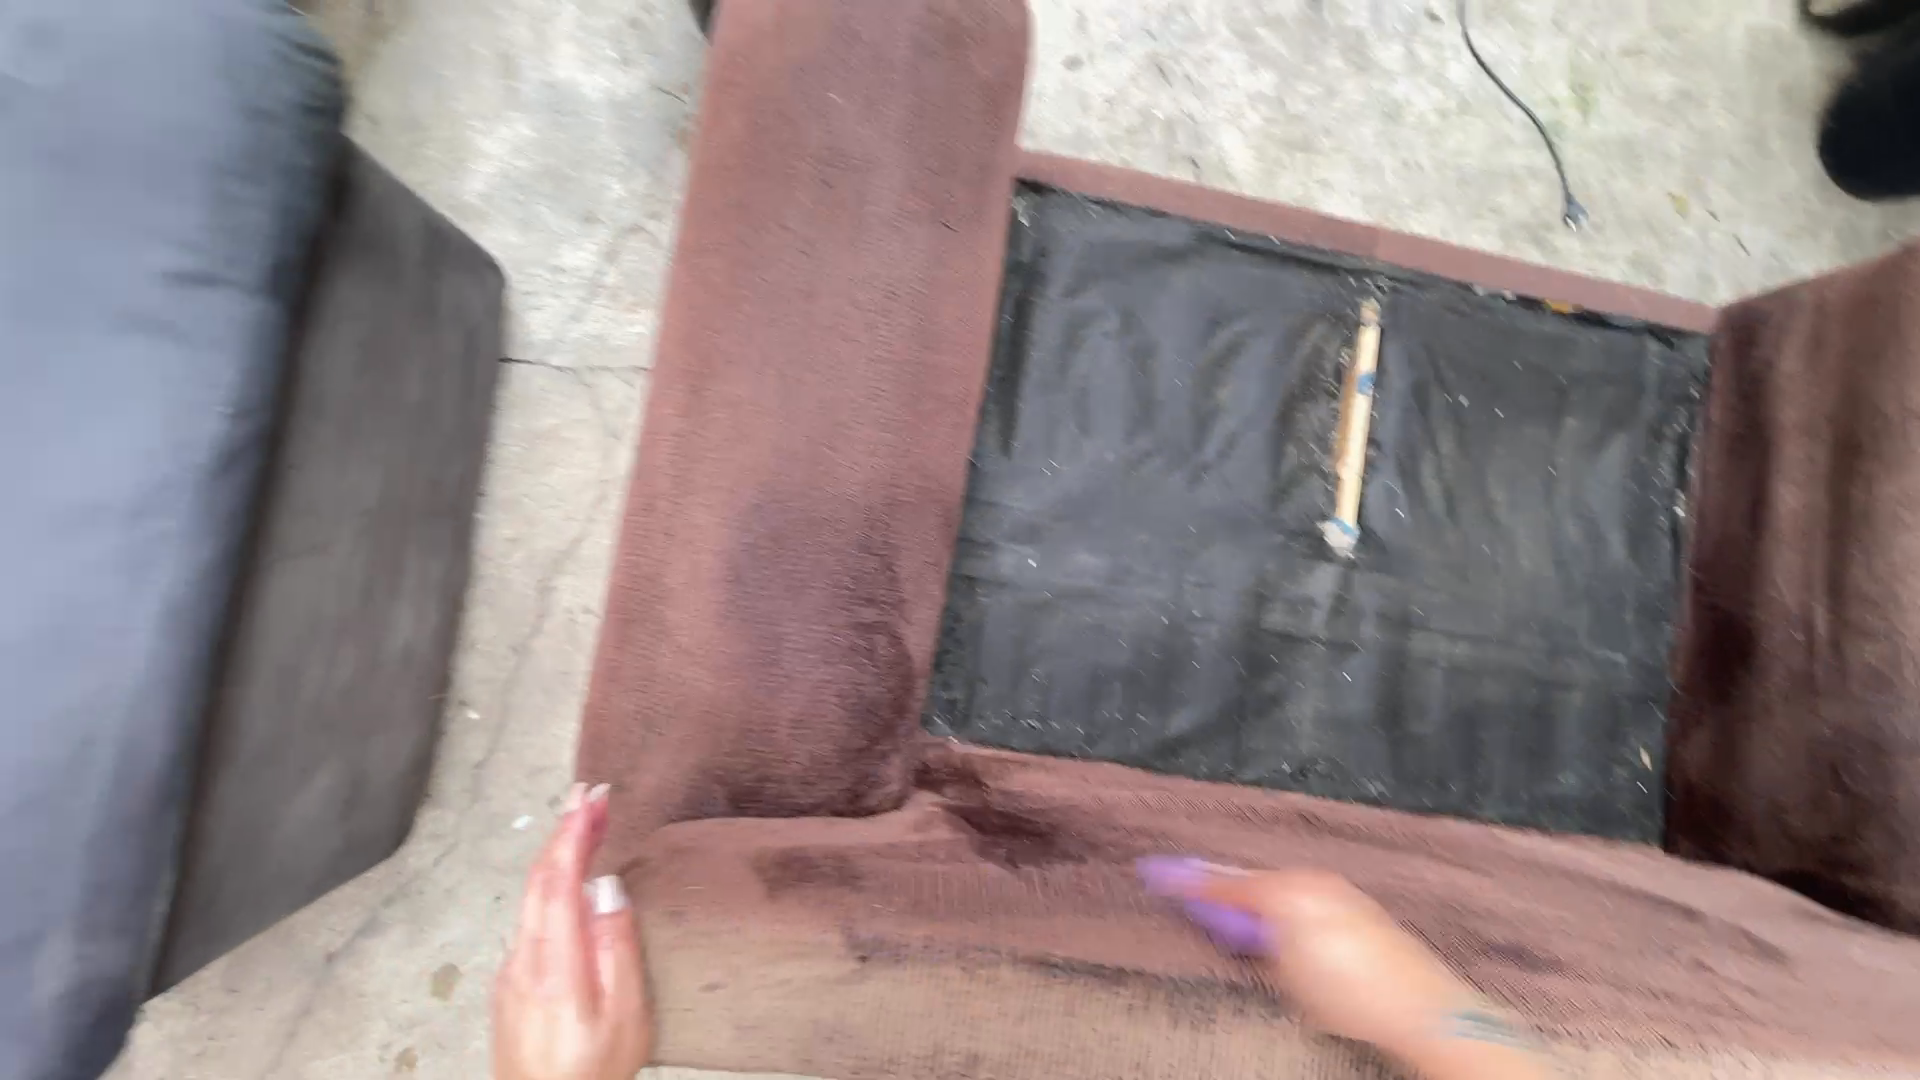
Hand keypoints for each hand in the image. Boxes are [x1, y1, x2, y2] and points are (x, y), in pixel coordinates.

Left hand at [494, 783, 648, 1079]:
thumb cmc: (593, 1070)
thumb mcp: (626, 1013)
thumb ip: (616, 945)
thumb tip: (607, 884)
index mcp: (553, 962)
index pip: (557, 878)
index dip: (573, 831)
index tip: (593, 795)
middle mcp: (524, 959)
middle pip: (539, 879)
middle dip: (564, 829)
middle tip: (591, 793)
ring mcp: (513, 971)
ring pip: (532, 894)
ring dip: (558, 851)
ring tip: (586, 820)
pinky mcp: (514, 982)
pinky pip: (532, 913)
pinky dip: (552, 878)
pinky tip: (570, 873)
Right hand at [1139, 859, 1545, 1078]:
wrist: (1431, 1013)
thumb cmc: (1349, 996)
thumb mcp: (1286, 974)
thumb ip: (1251, 938)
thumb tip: (1229, 919)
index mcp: (1284, 891)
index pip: (1222, 884)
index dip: (1185, 881)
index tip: (1155, 873)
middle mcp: (1307, 881)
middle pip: (1248, 878)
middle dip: (1216, 882)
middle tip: (1184, 883)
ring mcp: (1335, 891)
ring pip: (1275, 885)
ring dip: (1248, 891)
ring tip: (1224, 901)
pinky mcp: (1356, 906)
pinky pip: (1300, 893)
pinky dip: (1277, 899)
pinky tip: (1273, 914)